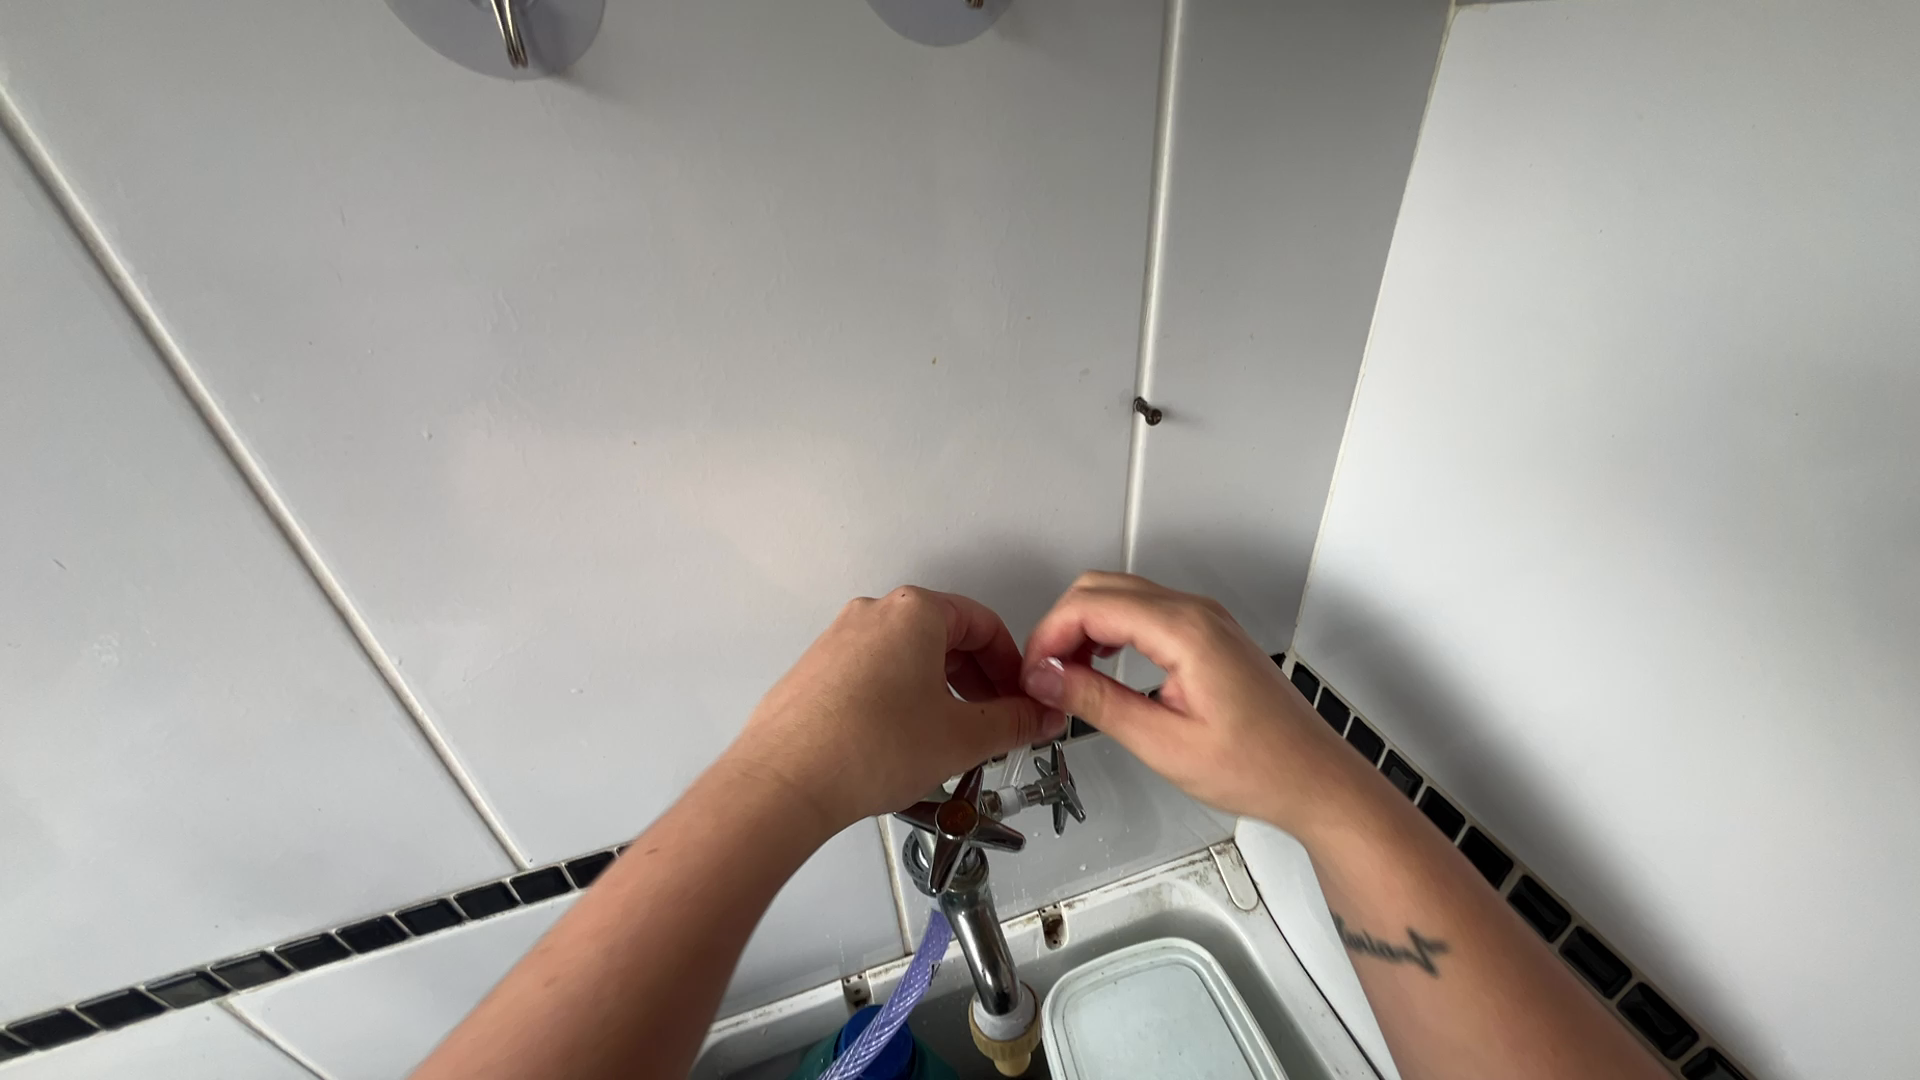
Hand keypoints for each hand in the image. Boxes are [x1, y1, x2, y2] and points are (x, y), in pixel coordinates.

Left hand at [724, 587, 1063, 836]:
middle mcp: (874, 613)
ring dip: (942, 689)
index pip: (984, 625)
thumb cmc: (866, 748)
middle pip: (947, 636)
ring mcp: (840, 639)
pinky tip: (904, 739)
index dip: (1012, 666)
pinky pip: (876, 671)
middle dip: (979, 680)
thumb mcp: (962, 736)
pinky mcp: (818, 669)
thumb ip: (1014, 722)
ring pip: (910, 655)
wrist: (784, 782)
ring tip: (951, 736)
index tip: (1021, 698)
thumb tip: (1038, 716)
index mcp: (915, 611)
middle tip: (994, 720)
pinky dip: (903, 695)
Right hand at [1019, 572, 1352, 830]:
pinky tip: (1100, 663)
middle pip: (1100, 588)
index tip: (1033, 673)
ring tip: (1066, 674)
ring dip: (1083, 626)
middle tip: (1043, 673)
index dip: (1049, 635)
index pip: (1090, 605)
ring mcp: (1203, 617)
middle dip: (1060, 625)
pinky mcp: (1205, 631)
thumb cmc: (1257, 768)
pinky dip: (1109, 628)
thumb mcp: (1162, 743)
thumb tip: (1045, 675)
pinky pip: (1143, 610)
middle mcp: (1194, 611)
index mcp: (1184, 631)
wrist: (1315, 780)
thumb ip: (1097, 702)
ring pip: (1119, 594)